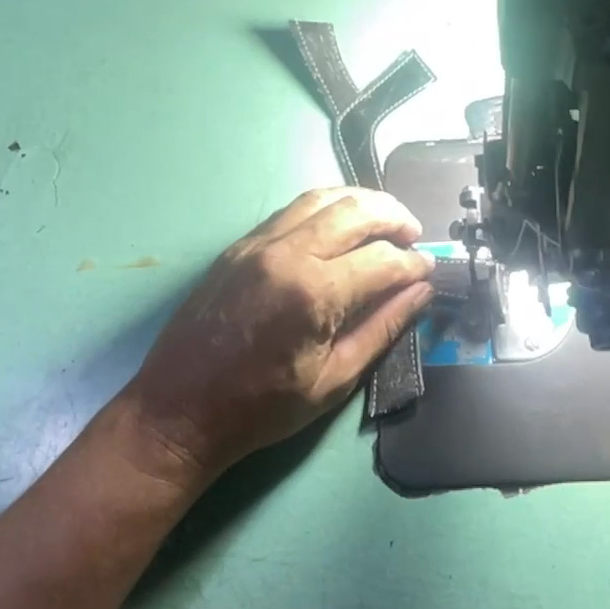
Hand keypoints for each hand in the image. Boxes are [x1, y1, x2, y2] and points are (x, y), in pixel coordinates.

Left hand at [117, 188, 434, 480]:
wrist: (178, 411)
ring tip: (384, 220)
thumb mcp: (334, 379)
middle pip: (357, 210)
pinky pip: (294, 209)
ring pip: (323, 197)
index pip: (383, 260)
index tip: (430, 270)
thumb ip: (383, 328)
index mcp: (314, 293)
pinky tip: (341, 224)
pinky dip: (327, 207)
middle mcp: (288, 253)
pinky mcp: (241, 244)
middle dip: (395, 217)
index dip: (414, 264)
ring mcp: (259, 243)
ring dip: (362, 202)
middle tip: (414, 235)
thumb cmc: (261, 408)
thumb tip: (422, 291)